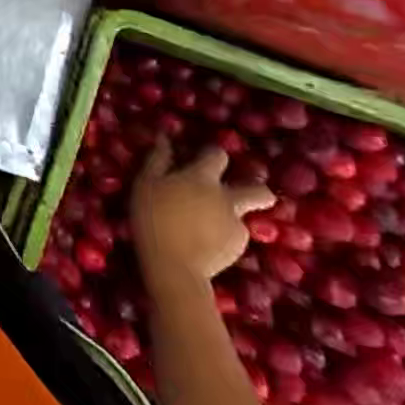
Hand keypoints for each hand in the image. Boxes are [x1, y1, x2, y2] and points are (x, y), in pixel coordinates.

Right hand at [131, 138, 275, 286]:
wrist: (174, 266)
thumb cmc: (153, 218)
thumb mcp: (145, 183)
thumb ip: (158, 159)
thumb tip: (164, 138)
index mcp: (202, 178)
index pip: (218, 155)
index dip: (212, 153)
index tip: (201, 156)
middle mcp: (226, 198)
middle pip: (259, 190)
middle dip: (257, 189)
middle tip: (240, 192)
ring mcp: (236, 225)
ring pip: (244, 214)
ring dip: (231, 214)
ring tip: (207, 224)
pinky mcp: (239, 248)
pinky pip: (234, 235)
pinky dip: (222, 235)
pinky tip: (204, 243)